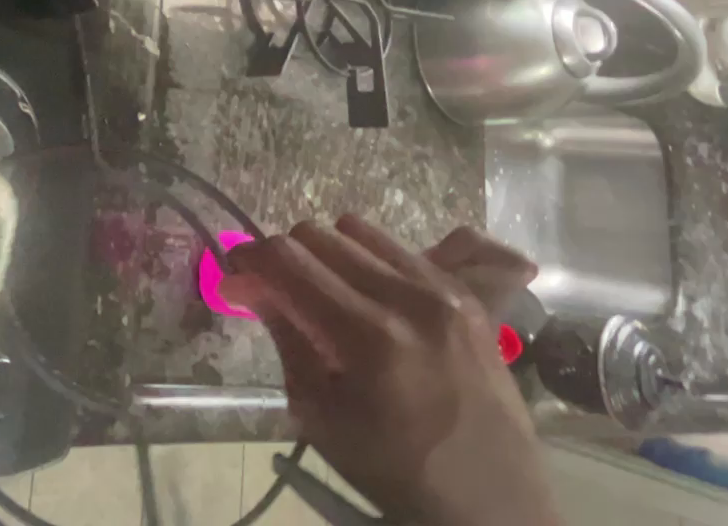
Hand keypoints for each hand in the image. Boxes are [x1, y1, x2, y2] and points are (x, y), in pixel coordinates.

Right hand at [221, 215, 556, 525]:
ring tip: (326, 291)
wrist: (493, 503)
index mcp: (368, 336)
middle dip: (283, 256)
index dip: (248, 259)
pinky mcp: (464, 295)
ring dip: (325, 253)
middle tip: (277, 290)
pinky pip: (398, 246)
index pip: (285, 259)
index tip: (235, 277)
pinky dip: (367, 258)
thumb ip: (283, 333)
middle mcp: (408, 300)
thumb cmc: (392, 467)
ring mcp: (443, 292)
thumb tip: (245, 281)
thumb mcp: (318, 412)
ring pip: (354, 230)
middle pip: (316, 234)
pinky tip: (366, 294)